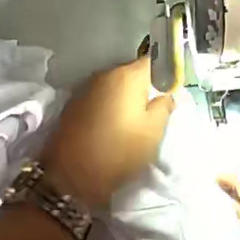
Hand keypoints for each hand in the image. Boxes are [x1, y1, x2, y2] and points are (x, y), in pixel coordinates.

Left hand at [39, 57, 174, 208]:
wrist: (69, 178)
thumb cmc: (119, 151)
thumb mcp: (154, 132)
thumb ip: (164, 106)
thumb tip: (166, 94)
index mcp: (126, 76)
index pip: (153, 61)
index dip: (165, 73)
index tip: (171, 91)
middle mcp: (104, 74)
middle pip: (132, 73)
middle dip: (145, 87)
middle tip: (155, 111)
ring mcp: (85, 89)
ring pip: (115, 87)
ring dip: (126, 99)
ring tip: (134, 121)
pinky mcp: (72, 106)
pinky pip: (100, 99)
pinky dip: (110, 107)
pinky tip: (113, 127)